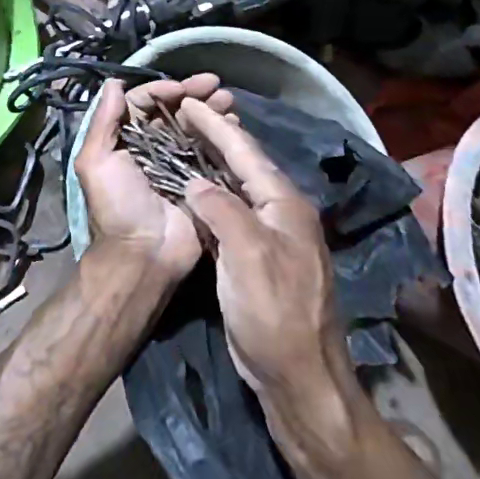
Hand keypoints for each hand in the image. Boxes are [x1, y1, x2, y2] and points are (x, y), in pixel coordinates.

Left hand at [74, 75, 234, 282]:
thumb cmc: (117, 205)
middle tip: (216, 83)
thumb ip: (103, 122)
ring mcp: (179, 165)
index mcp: (125, 142)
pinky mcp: (202, 181)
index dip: (162, 90)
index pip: (144, 104)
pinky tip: (236, 123)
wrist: (144, 253)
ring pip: (196, 128)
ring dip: (212, 110)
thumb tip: (113, 82)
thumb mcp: (96, 161)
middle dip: (194, 95)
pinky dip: (224, 136)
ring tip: (229, 99)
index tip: (182, 86)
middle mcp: (152, 149)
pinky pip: (213, 153)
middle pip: (174, 112)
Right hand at [176, 99, 340, 394]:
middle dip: (213, 138)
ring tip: (181, 145)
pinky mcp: (256, 260)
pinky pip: (230, 216)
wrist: (298, 376)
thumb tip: (194, 184)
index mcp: (284, 205)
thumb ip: (221, 209)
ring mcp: (270, 239)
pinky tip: (192, 194)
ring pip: (236, 190)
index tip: (187, 101)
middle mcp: (281, 214)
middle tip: (180, 116)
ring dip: (210, 166)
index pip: (245, 153)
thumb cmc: (274, 313)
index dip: (215, 125)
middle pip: (243, 166)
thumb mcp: (247, 255)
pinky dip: (209, 198)